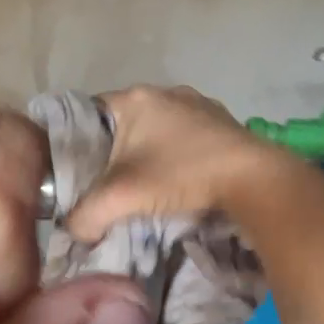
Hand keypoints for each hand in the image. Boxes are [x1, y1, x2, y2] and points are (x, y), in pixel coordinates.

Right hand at [63, 84, 291, 242]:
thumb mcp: (118, 199)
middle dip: (107, 153)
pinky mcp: (219, 122)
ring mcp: (196, 104)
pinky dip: (169, 155)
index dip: (72, 143)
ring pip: (150, 130)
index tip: (70, 171)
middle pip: (117, 124)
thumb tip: (74, 231)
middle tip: (99, 183)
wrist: (253, 180)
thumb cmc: (179, 175)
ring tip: (135, 184)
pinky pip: (179, 136)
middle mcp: (163, 92)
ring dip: (140, 154)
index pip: (84, 114)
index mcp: (133, 99)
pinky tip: (171, 179)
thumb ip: (84, 216)